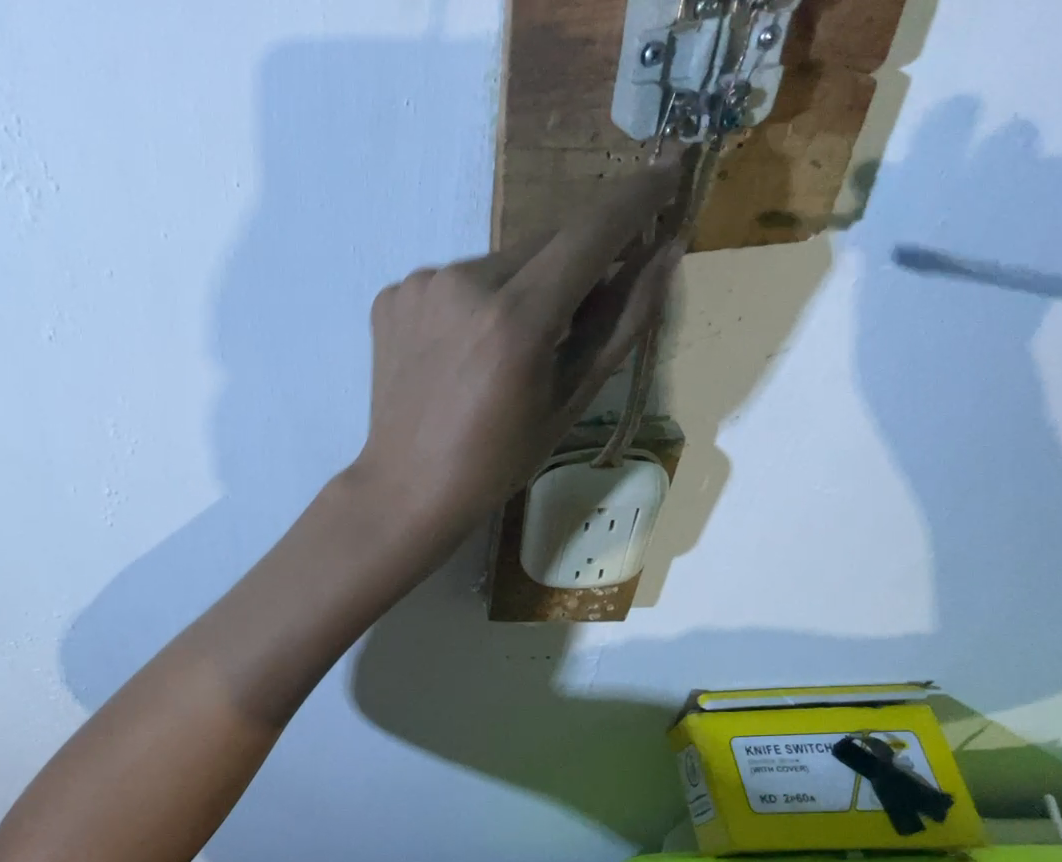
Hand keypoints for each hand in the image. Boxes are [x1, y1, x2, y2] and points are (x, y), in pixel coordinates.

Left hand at [349, 169, 682, 539]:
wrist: (407, 486)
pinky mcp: (392, 296)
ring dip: (518, 286)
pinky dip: (470, 303)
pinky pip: (452, 281)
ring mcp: (419, 286)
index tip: (669, 173)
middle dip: (573, 266)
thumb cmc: (498, 458)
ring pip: (497, 262)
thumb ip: (624, 319)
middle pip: (544, 244)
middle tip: (574, 318)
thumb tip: (666, 248)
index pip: (592, 231)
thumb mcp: (573, 399)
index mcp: (516, 318)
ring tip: (501, 351)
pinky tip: (459, 352)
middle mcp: (463, 284)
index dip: (637, 198)